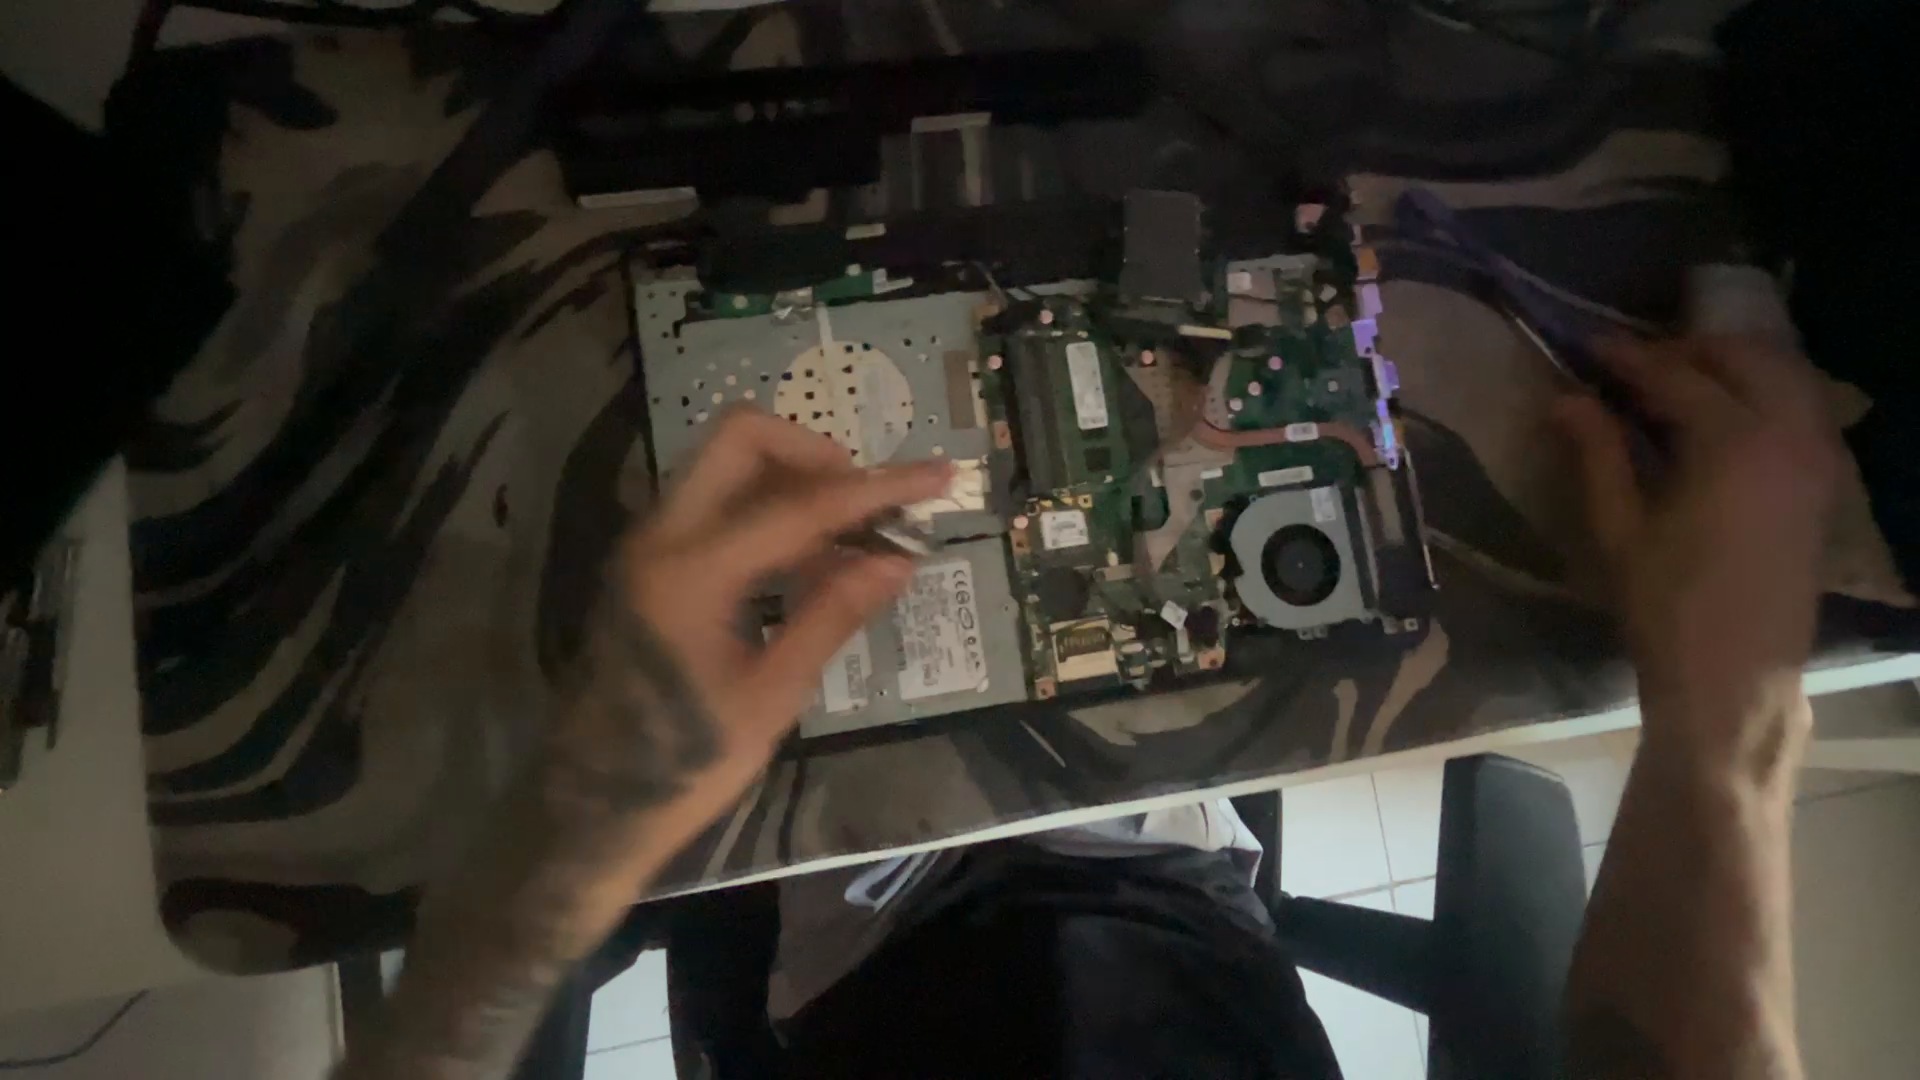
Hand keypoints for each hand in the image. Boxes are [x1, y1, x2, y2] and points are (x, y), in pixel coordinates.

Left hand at [548, 409, 951, 865]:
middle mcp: (663, 534)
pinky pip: (721, 503)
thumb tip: (901, 559)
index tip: (938, 474)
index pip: (802, 504)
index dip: (879, 488)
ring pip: (729, 464)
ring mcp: (653, 543)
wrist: (594, 805)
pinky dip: (773, 509)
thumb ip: (833, 614)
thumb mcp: (773, 694)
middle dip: (817, 455)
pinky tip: (816, 561)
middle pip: (742, 439)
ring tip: (855, 535)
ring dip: (797, 479)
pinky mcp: (656, 560)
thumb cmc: (687, 760)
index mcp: (692, 571)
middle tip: (868, 504)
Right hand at [1556, 335, 1840, 754]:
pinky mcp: (1824, 477)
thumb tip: (1566, 398)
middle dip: (1686, 347)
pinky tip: (1716, 409)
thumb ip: (1596, 453)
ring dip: (1728, 363)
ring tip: (1669, 374)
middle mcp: (1791, 436)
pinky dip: (1758, 389)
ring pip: (1786, 376)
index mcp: (1733, 446)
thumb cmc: (1661, 597)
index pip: (1677, 377)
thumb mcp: (1615, 524)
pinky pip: (1800, 405)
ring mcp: (1819, 455)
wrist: (1735, 664)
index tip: (1586, 342)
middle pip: (1747, 359)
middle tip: (1626, 357)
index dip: (1628, 356)